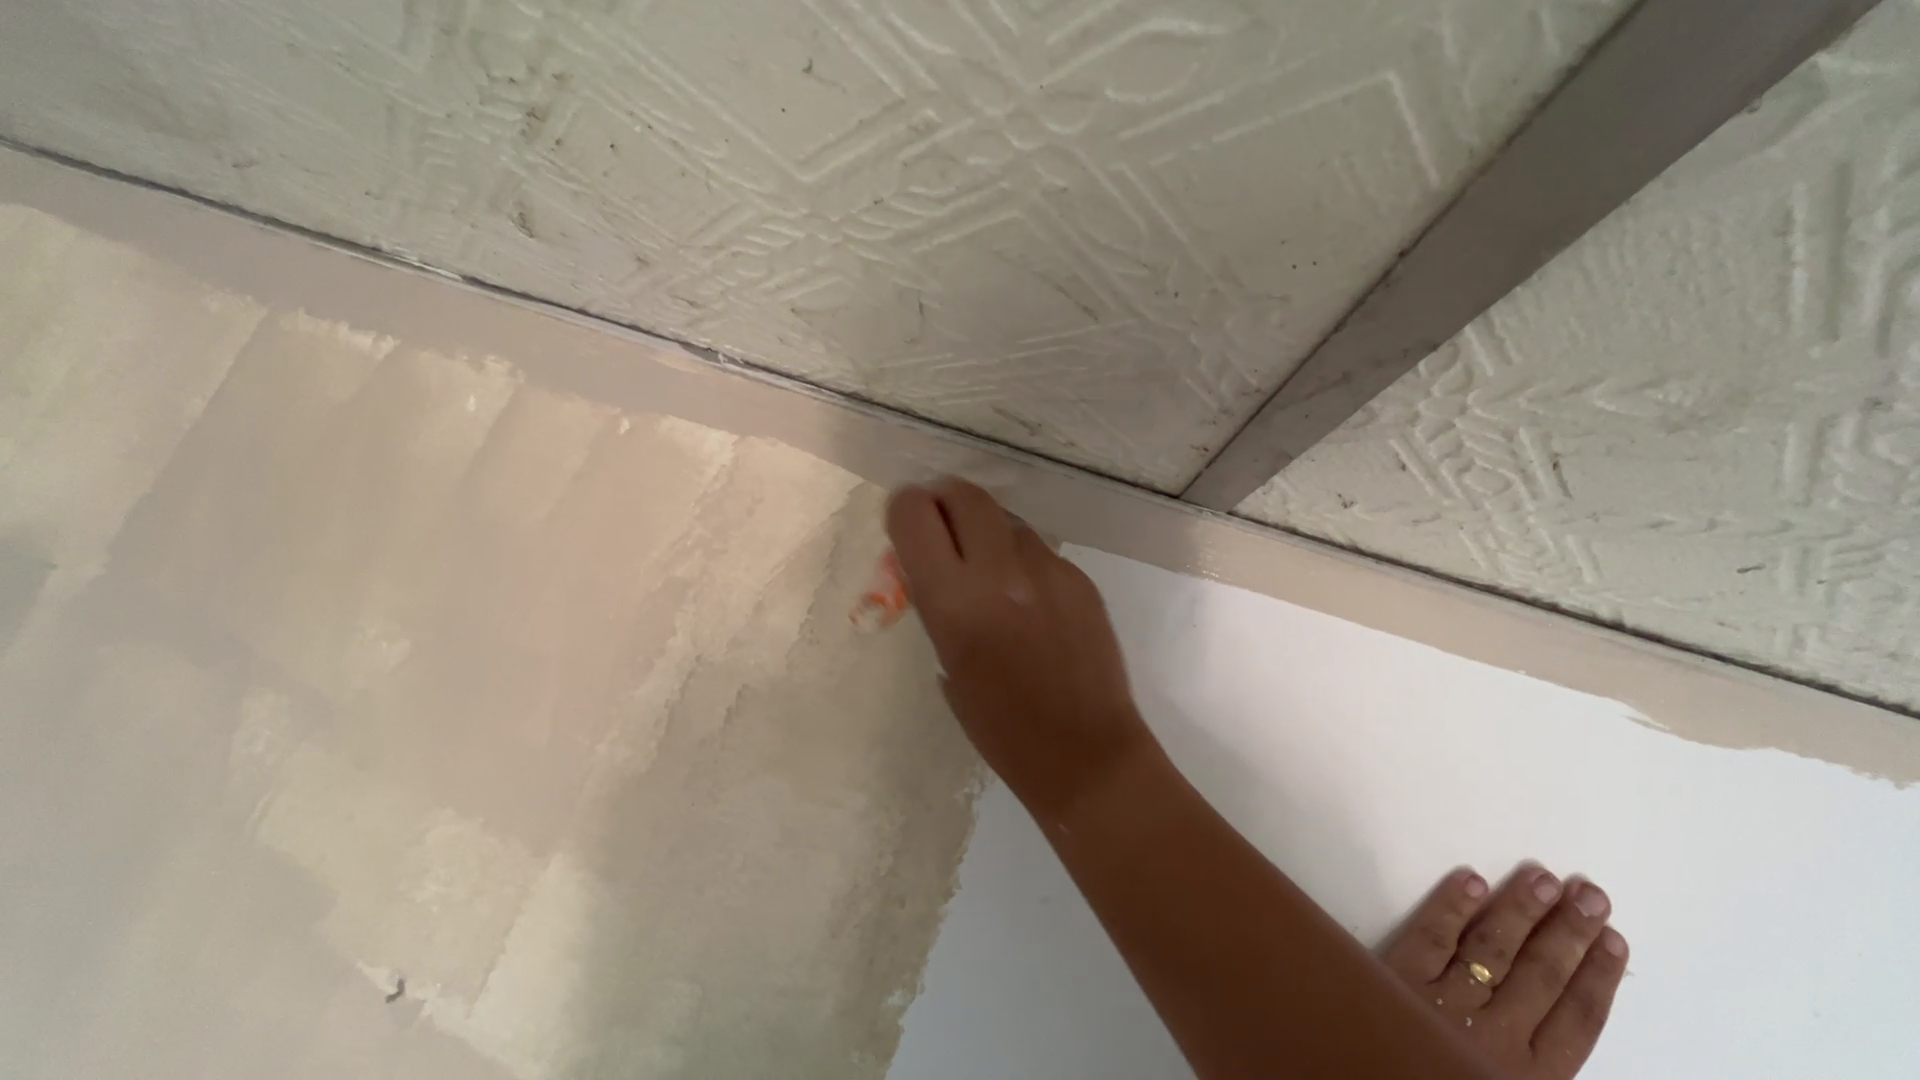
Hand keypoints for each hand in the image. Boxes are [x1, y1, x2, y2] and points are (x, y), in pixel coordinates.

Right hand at [886, 478, 1151, 821]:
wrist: (1084, 751)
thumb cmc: (1000, 727)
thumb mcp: (948, 661)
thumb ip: (938, 603)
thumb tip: (935, 565)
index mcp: (954, 601)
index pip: (914, 514)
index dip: (905, 509)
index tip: (906, 524)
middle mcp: (999, 571)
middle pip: (965, 495)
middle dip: (945, 501)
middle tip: (942, 524)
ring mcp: (1048, 570)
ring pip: (1007, 519)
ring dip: (988, 531)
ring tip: (989, 568)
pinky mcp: (1081, 578)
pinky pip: (1041, 550)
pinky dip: (1024, 561)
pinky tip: (1030, 600)